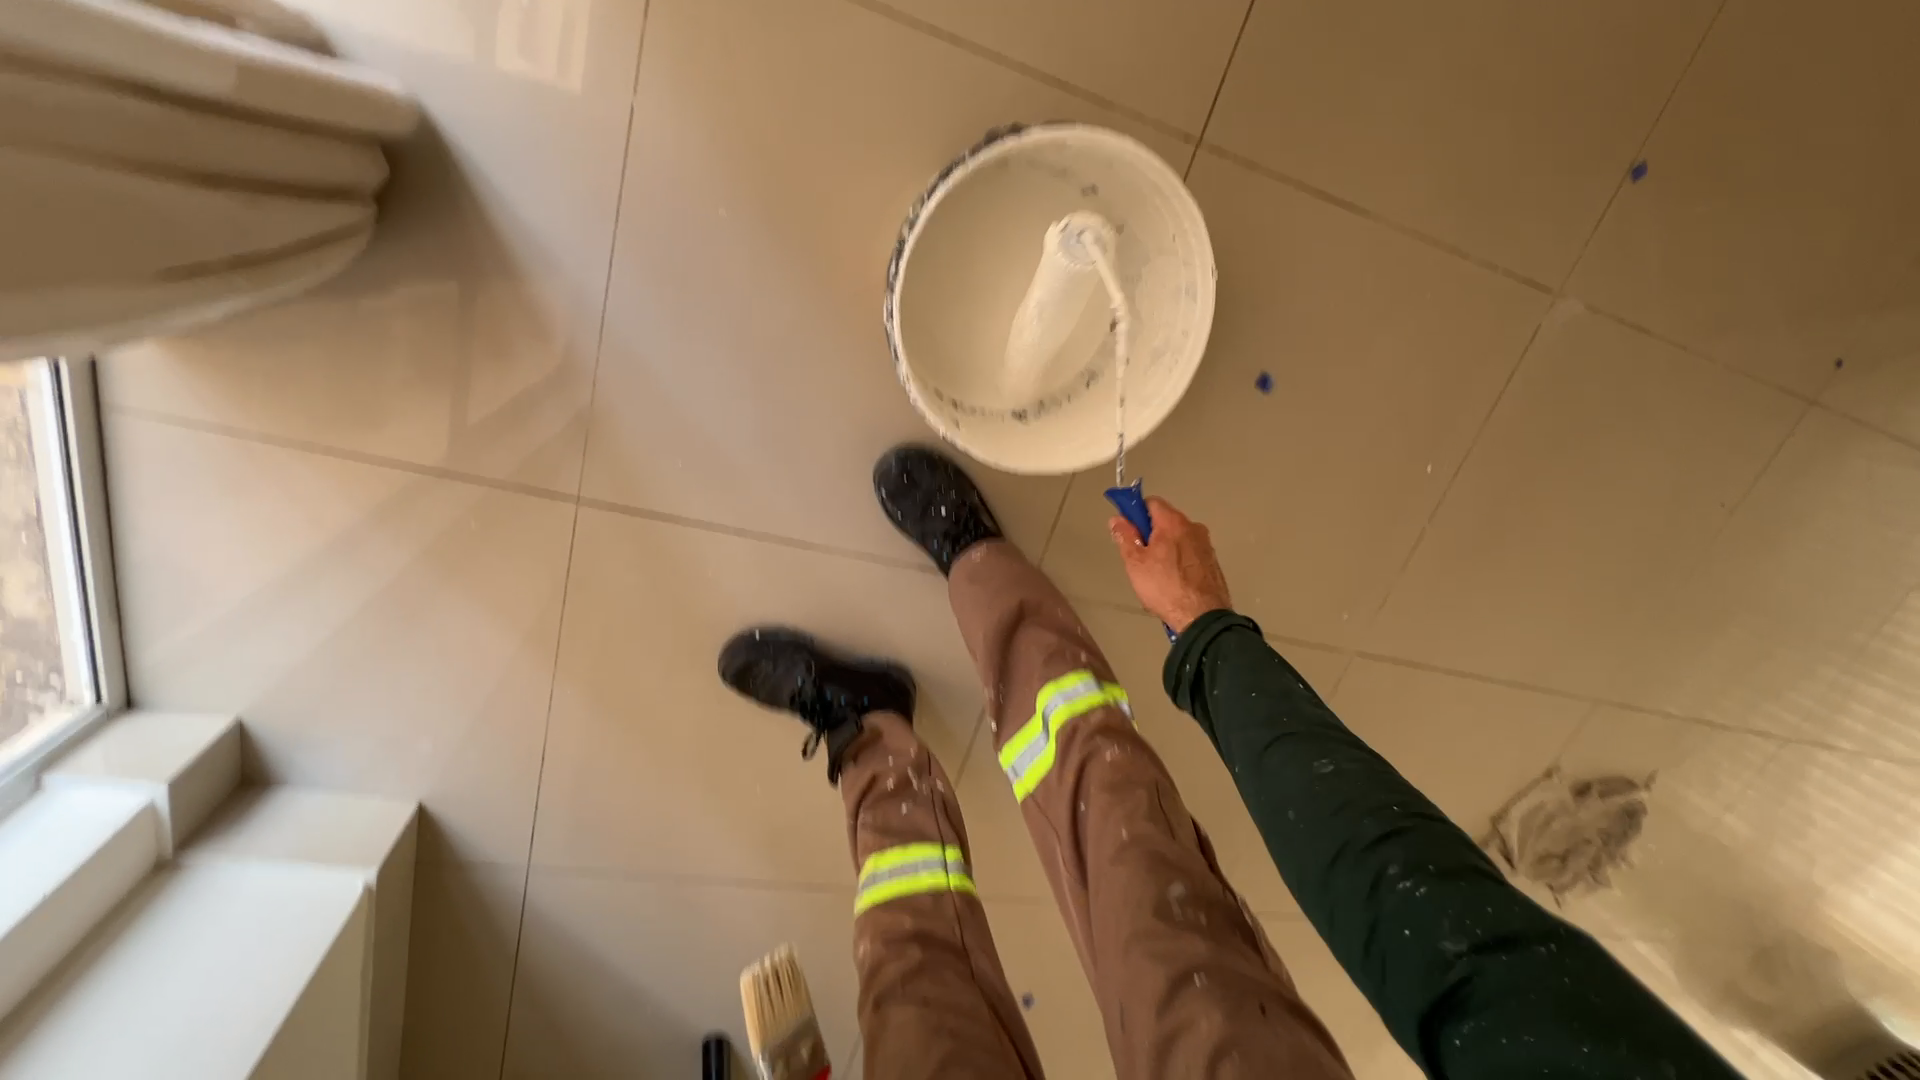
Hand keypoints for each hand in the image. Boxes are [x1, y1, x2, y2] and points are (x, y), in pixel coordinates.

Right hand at [1108, 496, 1231, 634]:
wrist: (1202, 616)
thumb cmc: (1164, 586)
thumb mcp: (1135, 562)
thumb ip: (1126, 537)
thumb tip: (1117, 519)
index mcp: (1173, 522)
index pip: (1152, 502)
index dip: (1136, 512)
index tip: (1128, 530)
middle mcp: (1193, 527)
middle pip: (1166, 521)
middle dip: (1151, 533)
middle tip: (1139, 557)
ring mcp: (1206, 545)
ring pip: (1179, 538)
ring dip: (1166, 548)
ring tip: (1157, 574)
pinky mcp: (1213, 563)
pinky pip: (1190, 553)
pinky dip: (1179, 561)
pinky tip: (1173, 581)